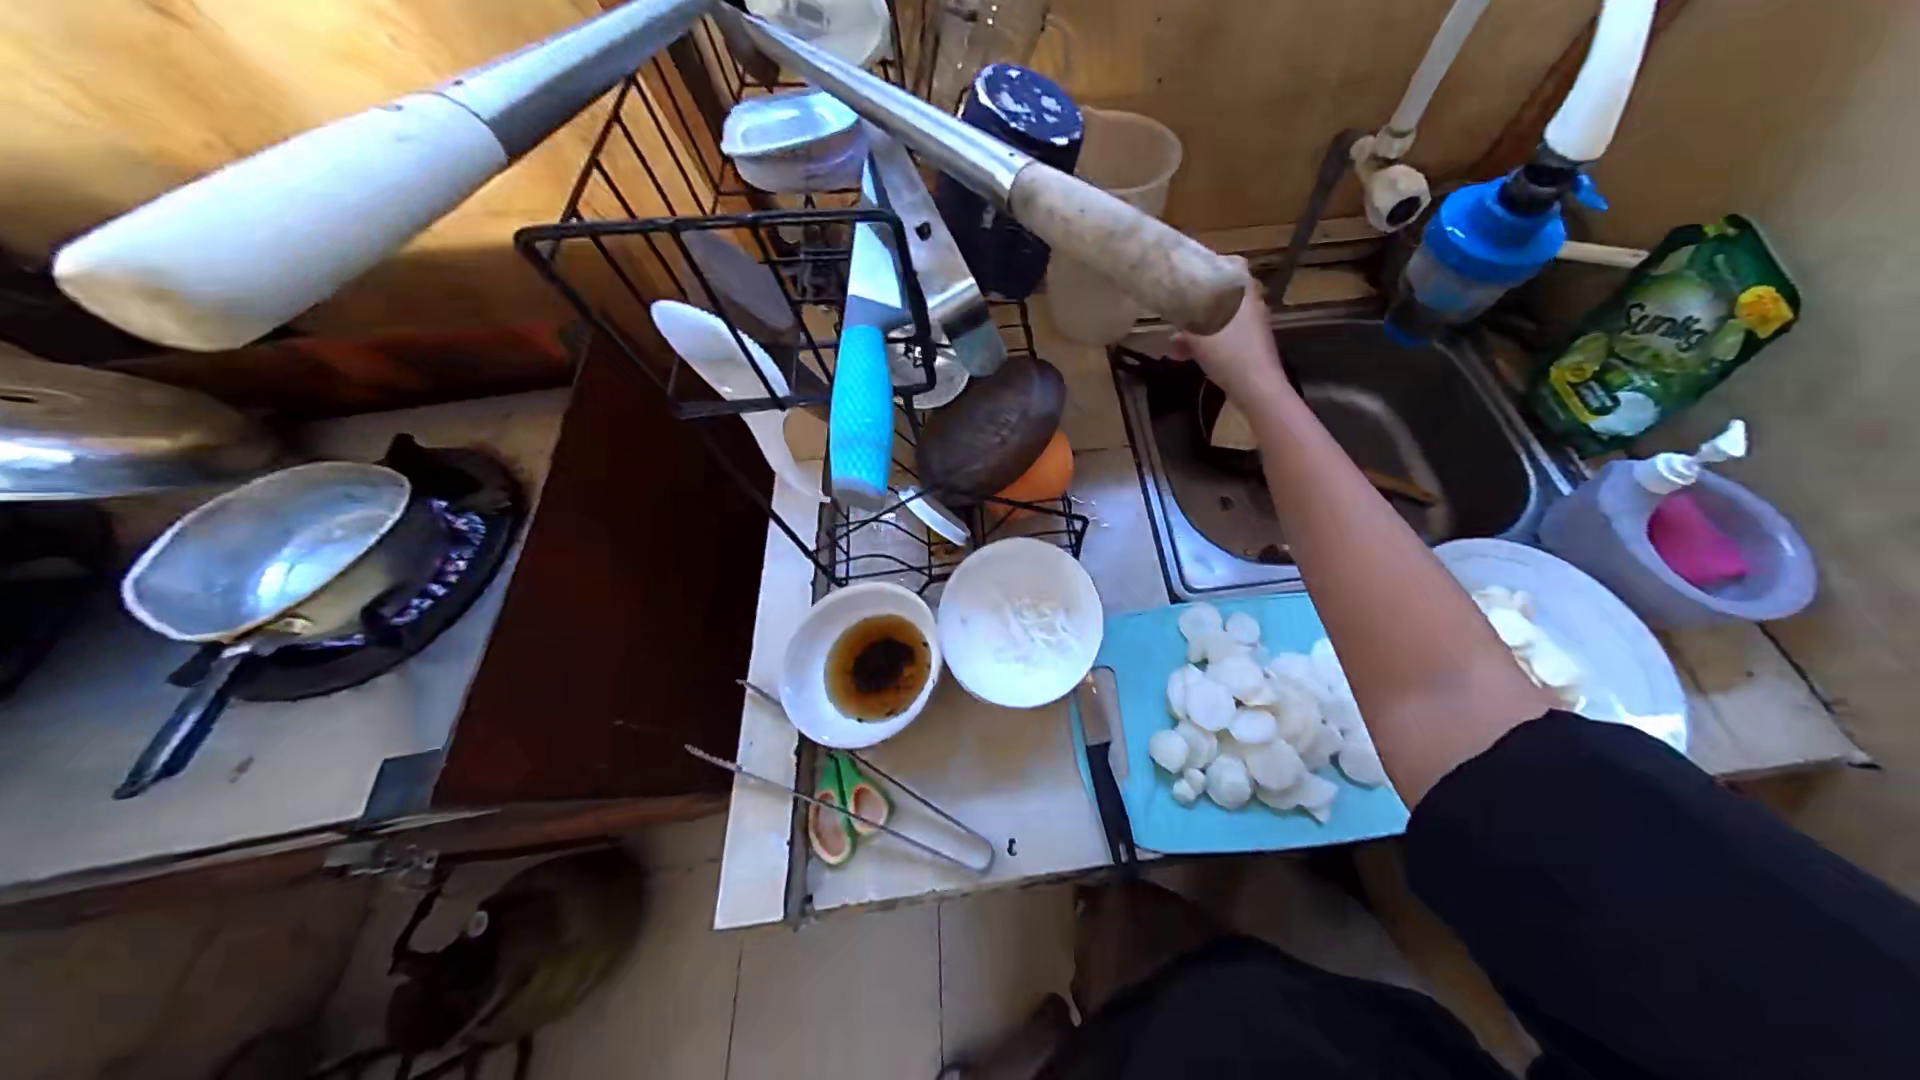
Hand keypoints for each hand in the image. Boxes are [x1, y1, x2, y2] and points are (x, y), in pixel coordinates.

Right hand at [1170, 266, 1291, 405]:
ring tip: (1173, 342)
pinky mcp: (1247, 349)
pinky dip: (1204, 344)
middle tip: (1175, 310)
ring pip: (1218, 319)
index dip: (1209, 267)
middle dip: (1195, 303)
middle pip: (1221, 295)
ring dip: (1195, 328)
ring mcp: (1250, 329)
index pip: (1231, 265)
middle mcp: (1250, 306)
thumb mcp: (1199, 334)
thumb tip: (1172, 306)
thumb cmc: (1229, 354)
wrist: (1256, 389)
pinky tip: (1183, 356)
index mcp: (1243, 293)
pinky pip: (1221, 339)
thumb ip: (1185, 317)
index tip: (1187, 274)